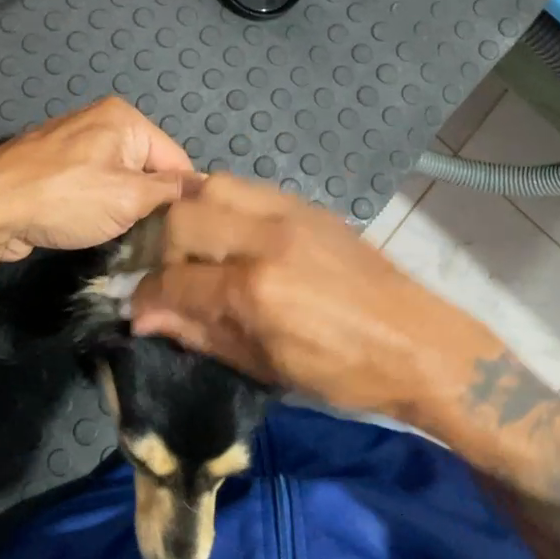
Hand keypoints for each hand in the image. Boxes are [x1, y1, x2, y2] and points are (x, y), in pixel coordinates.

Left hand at [0, 98, 196, 261]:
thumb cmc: (65, 199)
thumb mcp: (128, 199)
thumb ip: (169, 191)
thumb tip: (202, 187)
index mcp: (123, 117)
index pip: (176, 159)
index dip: (182, 197)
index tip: (182, 231)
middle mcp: (99, 120)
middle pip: (146, 166)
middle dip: (150, 200)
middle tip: (151, 236)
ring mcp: (72, 140)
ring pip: (118, 177)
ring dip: (122, 206)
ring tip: (120, 233)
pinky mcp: (52, 164)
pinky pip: (91, 182)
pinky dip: (96, 203)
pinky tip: (90, 225)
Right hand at [129, 174, 509, 425]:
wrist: (421, 343)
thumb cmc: (345, 373)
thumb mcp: (266, 366)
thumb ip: (200, 333)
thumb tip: (145, 318)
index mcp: (258, 289)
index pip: (176, 279)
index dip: (147, 298)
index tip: (139, 310)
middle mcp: (267, 238)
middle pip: (183, 217)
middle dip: (163, 249)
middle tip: (172, 277)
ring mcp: (290, 212)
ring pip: (211, 186)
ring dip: (191, 215)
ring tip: (199, 249)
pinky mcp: (306, 203)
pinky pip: (246, 187)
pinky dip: (225, 206)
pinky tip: (232, 235)